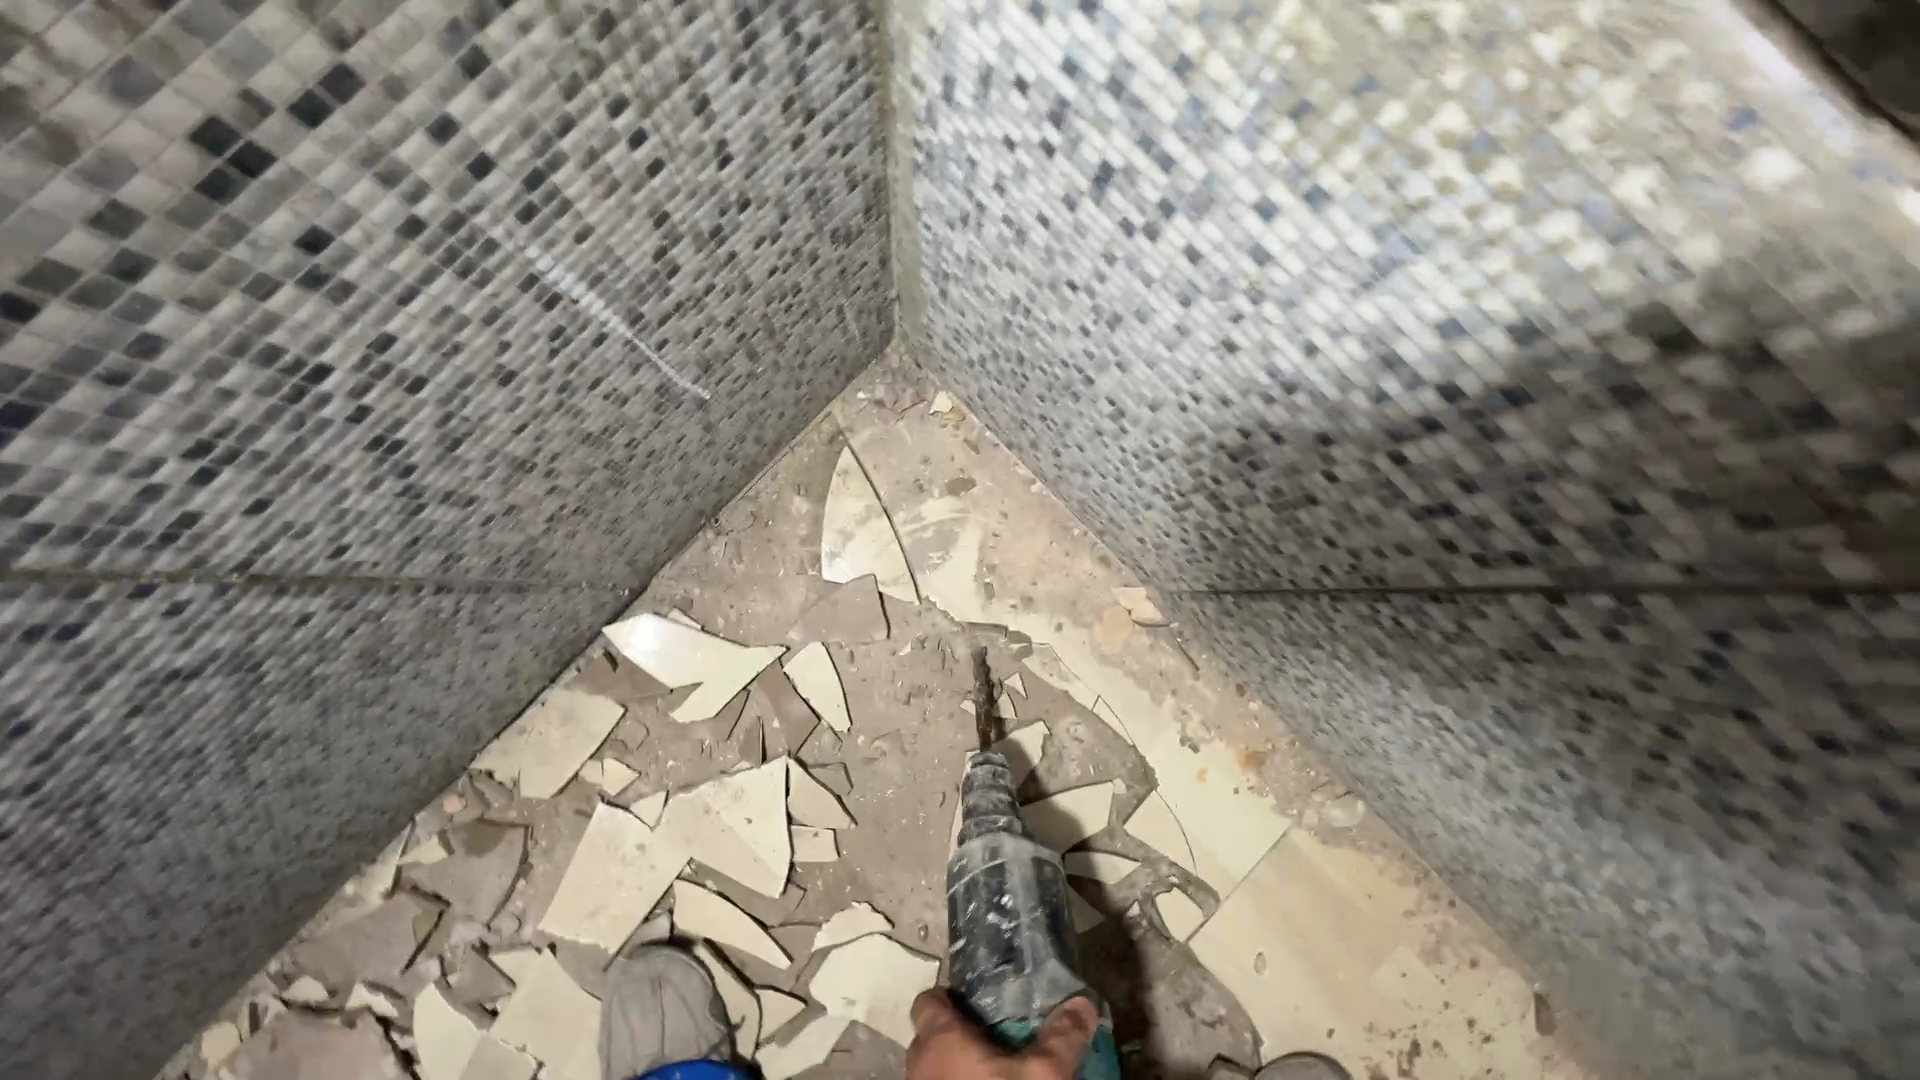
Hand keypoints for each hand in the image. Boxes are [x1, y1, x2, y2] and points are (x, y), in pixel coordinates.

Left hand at [905, 989, 1099, 1079]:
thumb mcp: (1041, 1076)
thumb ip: (1060, 1038)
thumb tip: (1082, 1003)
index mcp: (940, 1039)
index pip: (928, 1001)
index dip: (950, 998)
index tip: (976, 1003)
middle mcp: (919, 1063)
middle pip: (930, 1037)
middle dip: (957, 1036)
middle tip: (994, 1040)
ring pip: (932, 1069)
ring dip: (954, 1068)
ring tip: (991, 1073)